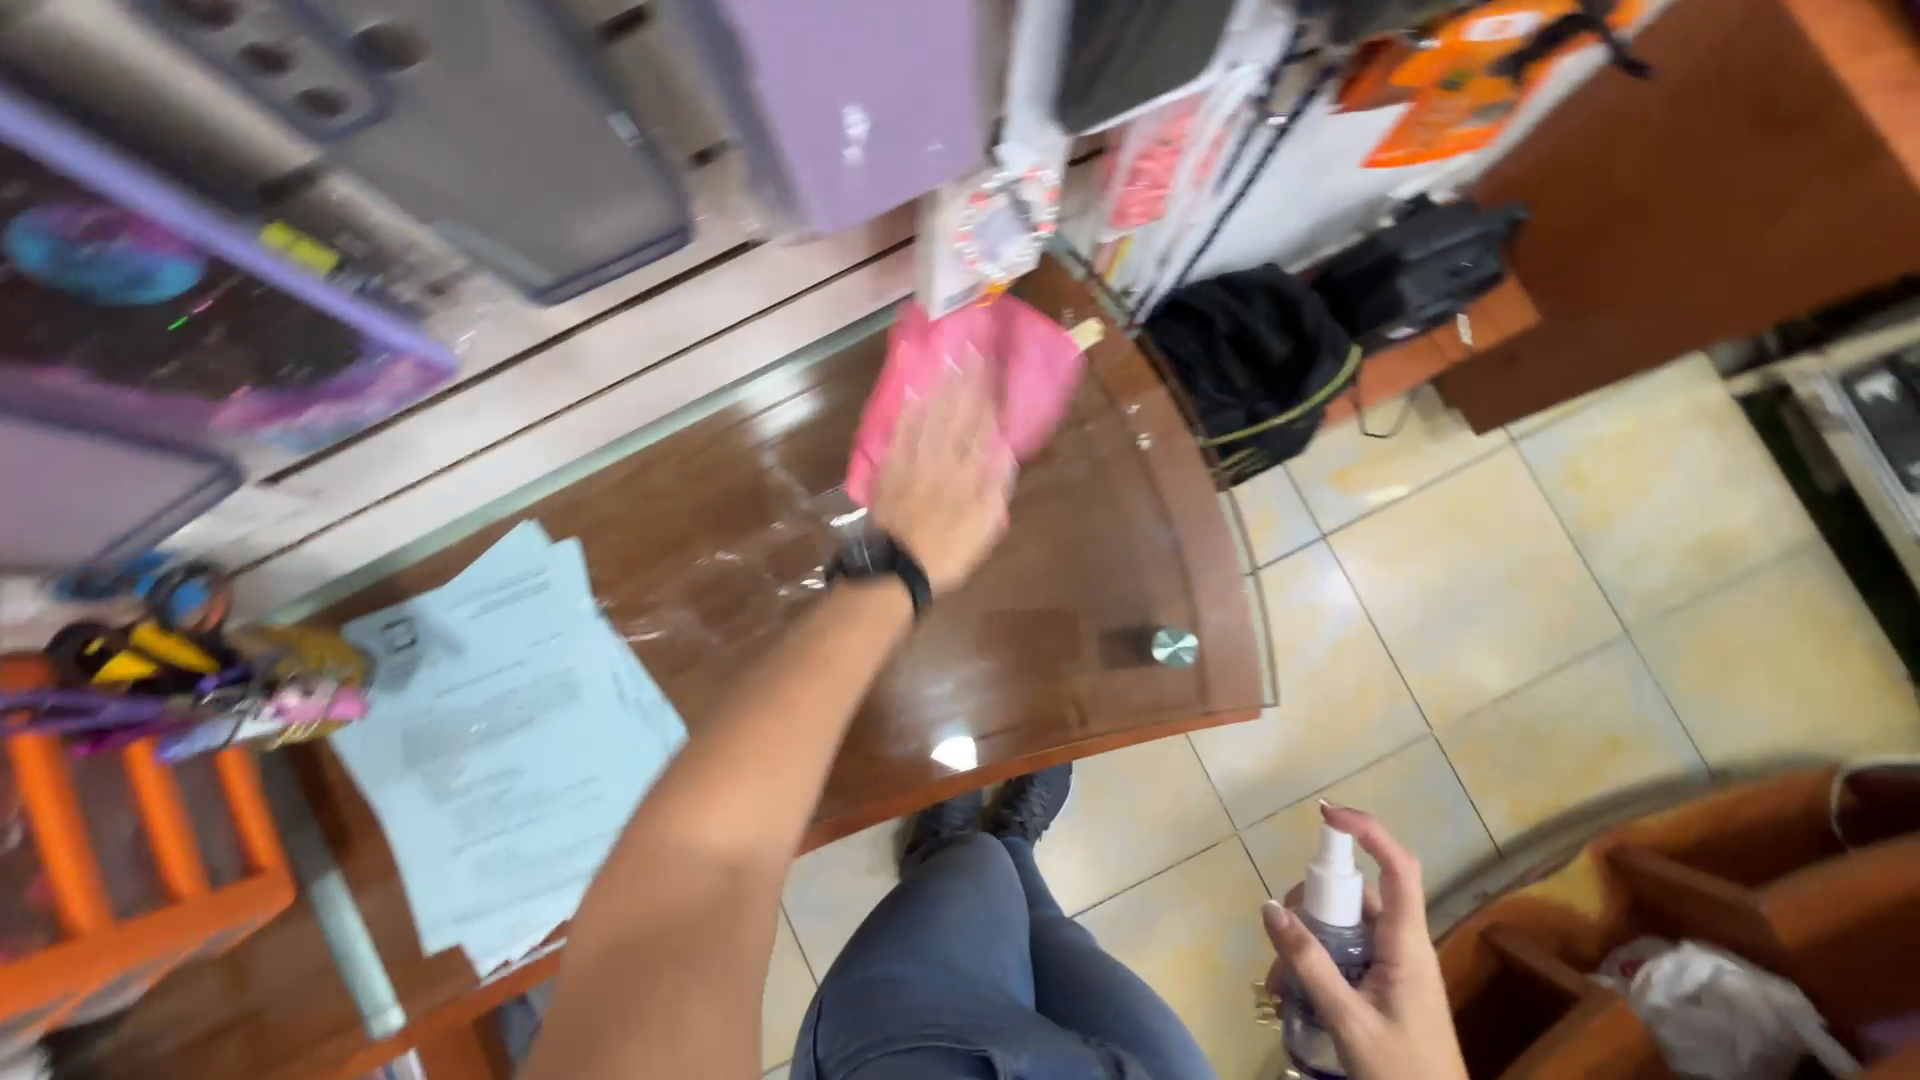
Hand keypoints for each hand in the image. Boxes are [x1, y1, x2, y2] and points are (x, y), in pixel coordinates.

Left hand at [870, 359, 1014, 595]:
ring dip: (940, 390)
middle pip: (957, 417)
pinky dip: (908, 413)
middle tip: (973, 350)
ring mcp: (913, 463)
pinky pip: (900, 435)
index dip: (989, 399)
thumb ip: (994, 489)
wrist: (896, 569)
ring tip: (948, 361)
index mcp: (968, 476)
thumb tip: (1004, 452)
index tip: (995, 370)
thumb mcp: (983, 529)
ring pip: (930, 419)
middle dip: (966, 383)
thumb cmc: (946, 555)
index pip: (983, 430)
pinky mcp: (890, 470)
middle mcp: (942, 462)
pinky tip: (913, 393)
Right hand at [1262, 804, 1467, 1079]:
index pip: (1397, 868)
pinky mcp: (1384, 979)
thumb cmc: (1403, 1072)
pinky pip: (1344, 949)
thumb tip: (1269, 908)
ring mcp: (1394, 961)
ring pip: (1343, 922)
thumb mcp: (1348, 1020)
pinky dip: (1314, 957)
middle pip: (1355, 892)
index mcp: (1407, 944)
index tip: (1327, 813)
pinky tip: (1291, 988)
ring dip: (1306, 936)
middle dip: (1311, 900)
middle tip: (1279, 930)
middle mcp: (1402, 942)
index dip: (1368, 831)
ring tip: (1279, 977)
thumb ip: (1309, 964)